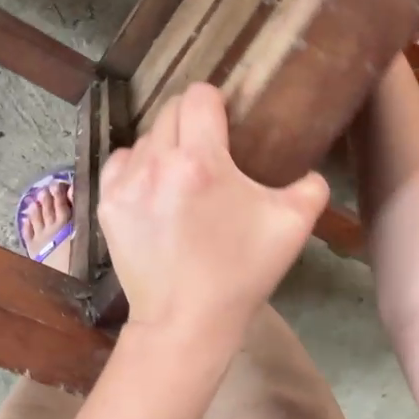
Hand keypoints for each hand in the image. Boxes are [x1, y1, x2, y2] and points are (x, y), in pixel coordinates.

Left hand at [98, 83, 330, 349]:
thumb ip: (311, 188)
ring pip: (146, 137)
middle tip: (210, 147)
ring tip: (182, 172)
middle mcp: (157, 163)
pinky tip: (155, 188)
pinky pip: (121, 164)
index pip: (199, 96)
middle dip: (192, 120)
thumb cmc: (241, 273)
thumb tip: (311, 173)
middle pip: (171, 111)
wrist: (186, 322)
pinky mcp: (107, 206)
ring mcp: (126, 185)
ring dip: (165, 144)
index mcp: (201, 161)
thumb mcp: (293, 227)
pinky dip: (138, 166)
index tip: (227, 120)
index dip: (217, 101)